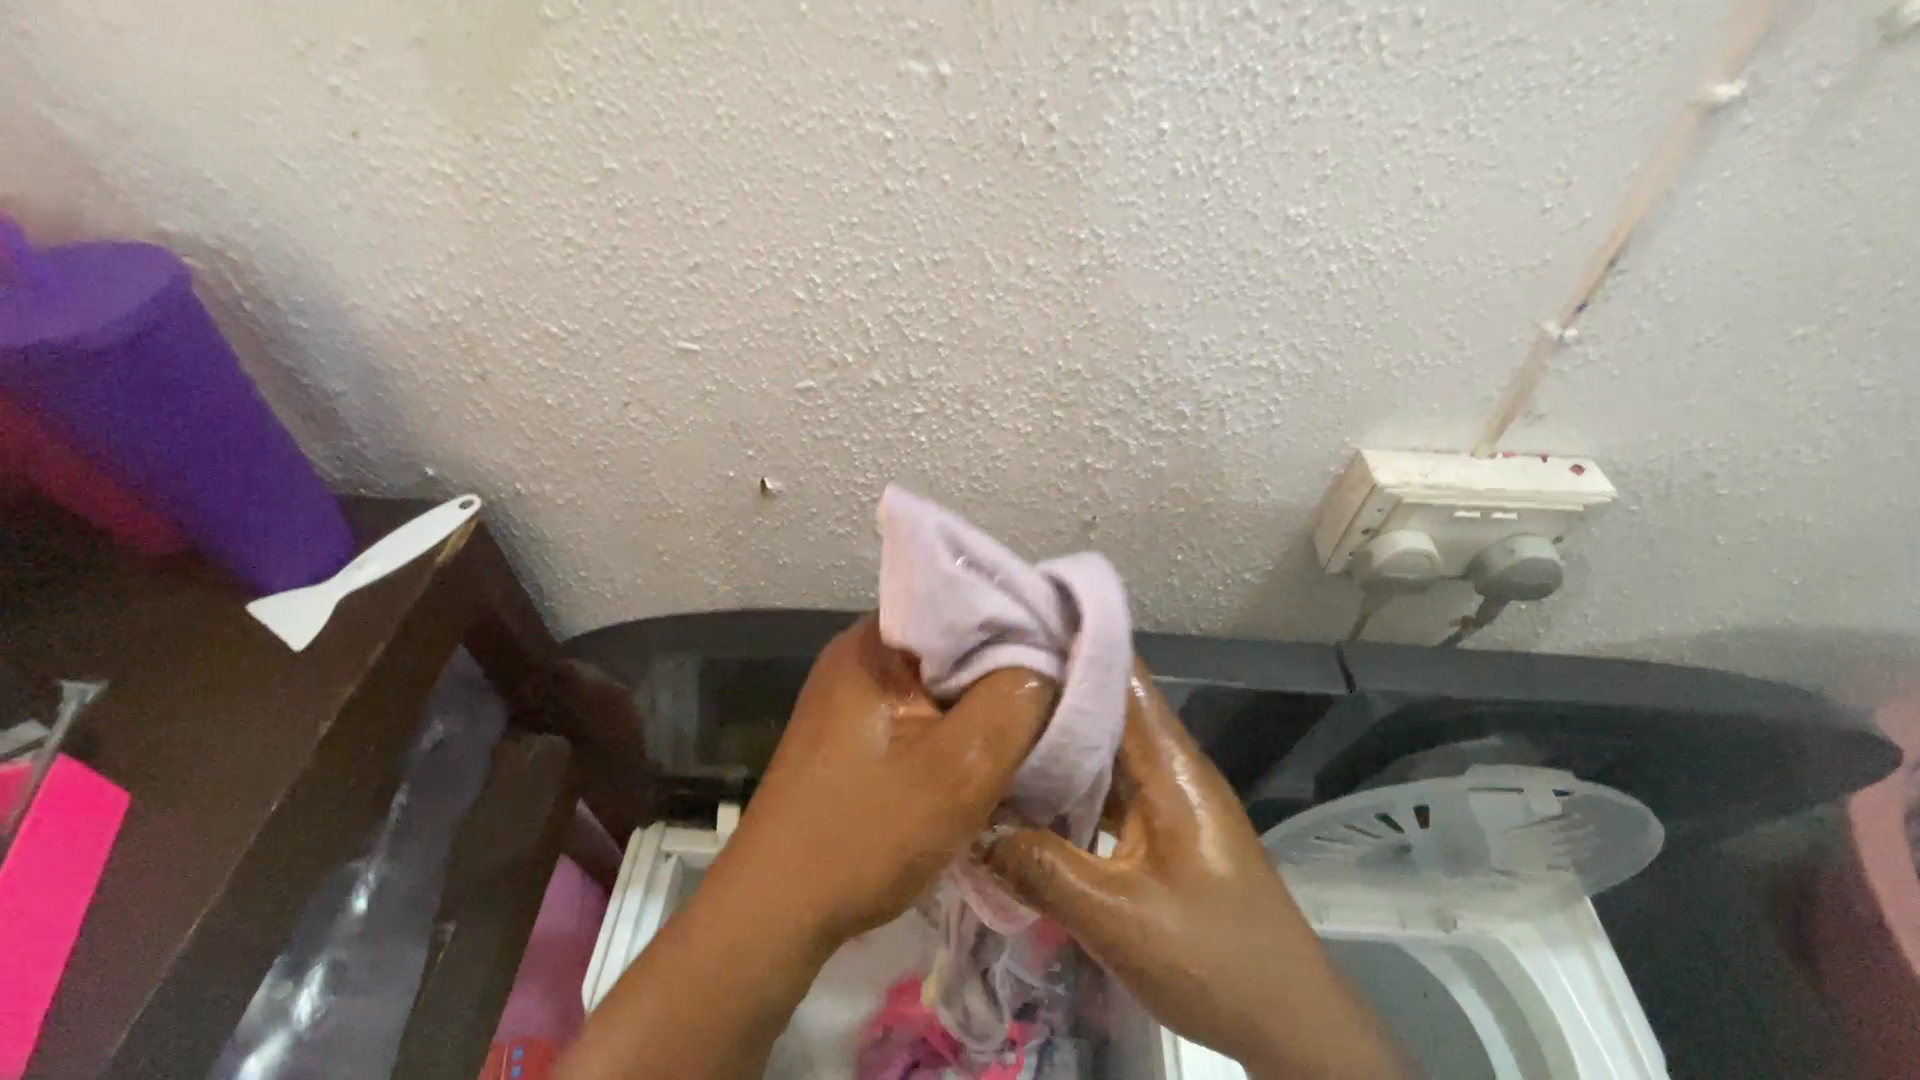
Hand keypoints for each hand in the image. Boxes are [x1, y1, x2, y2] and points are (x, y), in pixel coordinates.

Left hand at [559, 616, 1054, 1079]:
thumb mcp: (957, 770)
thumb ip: (1016, 702)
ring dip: (991, 710)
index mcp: (876, 642)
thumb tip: (1053, 664)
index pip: (969, 601)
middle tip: (1066, 703)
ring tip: (1039, 734)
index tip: (1074, 659)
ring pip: (948, 685)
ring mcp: (857, 697)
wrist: (776, 914)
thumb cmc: (864, 836)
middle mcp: (863, 655)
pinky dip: (964, 733)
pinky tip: (994, 762)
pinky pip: (928, 716)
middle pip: (960, 645)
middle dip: (1014, 673)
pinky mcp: (860, 736)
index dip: (1028, 625)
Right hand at [983, 665, 1404, 1079]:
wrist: (1289, 1019)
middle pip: (1103, 704)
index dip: (1068, 638)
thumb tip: (970, 826)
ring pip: (1100, 748)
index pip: (1120, 672)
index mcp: (1169, 765)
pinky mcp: (1159, 829)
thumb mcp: (1118, 919)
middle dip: (1043, 686)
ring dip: (1048, 738)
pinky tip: (1016, 794)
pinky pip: (1102, 788)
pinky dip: (1062, 784)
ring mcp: (1165, 797)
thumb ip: (1040, 868)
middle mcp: (1168, 766)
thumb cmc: (1214, 959)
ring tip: (981, 724)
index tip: (1004, 623)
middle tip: (969, 678)